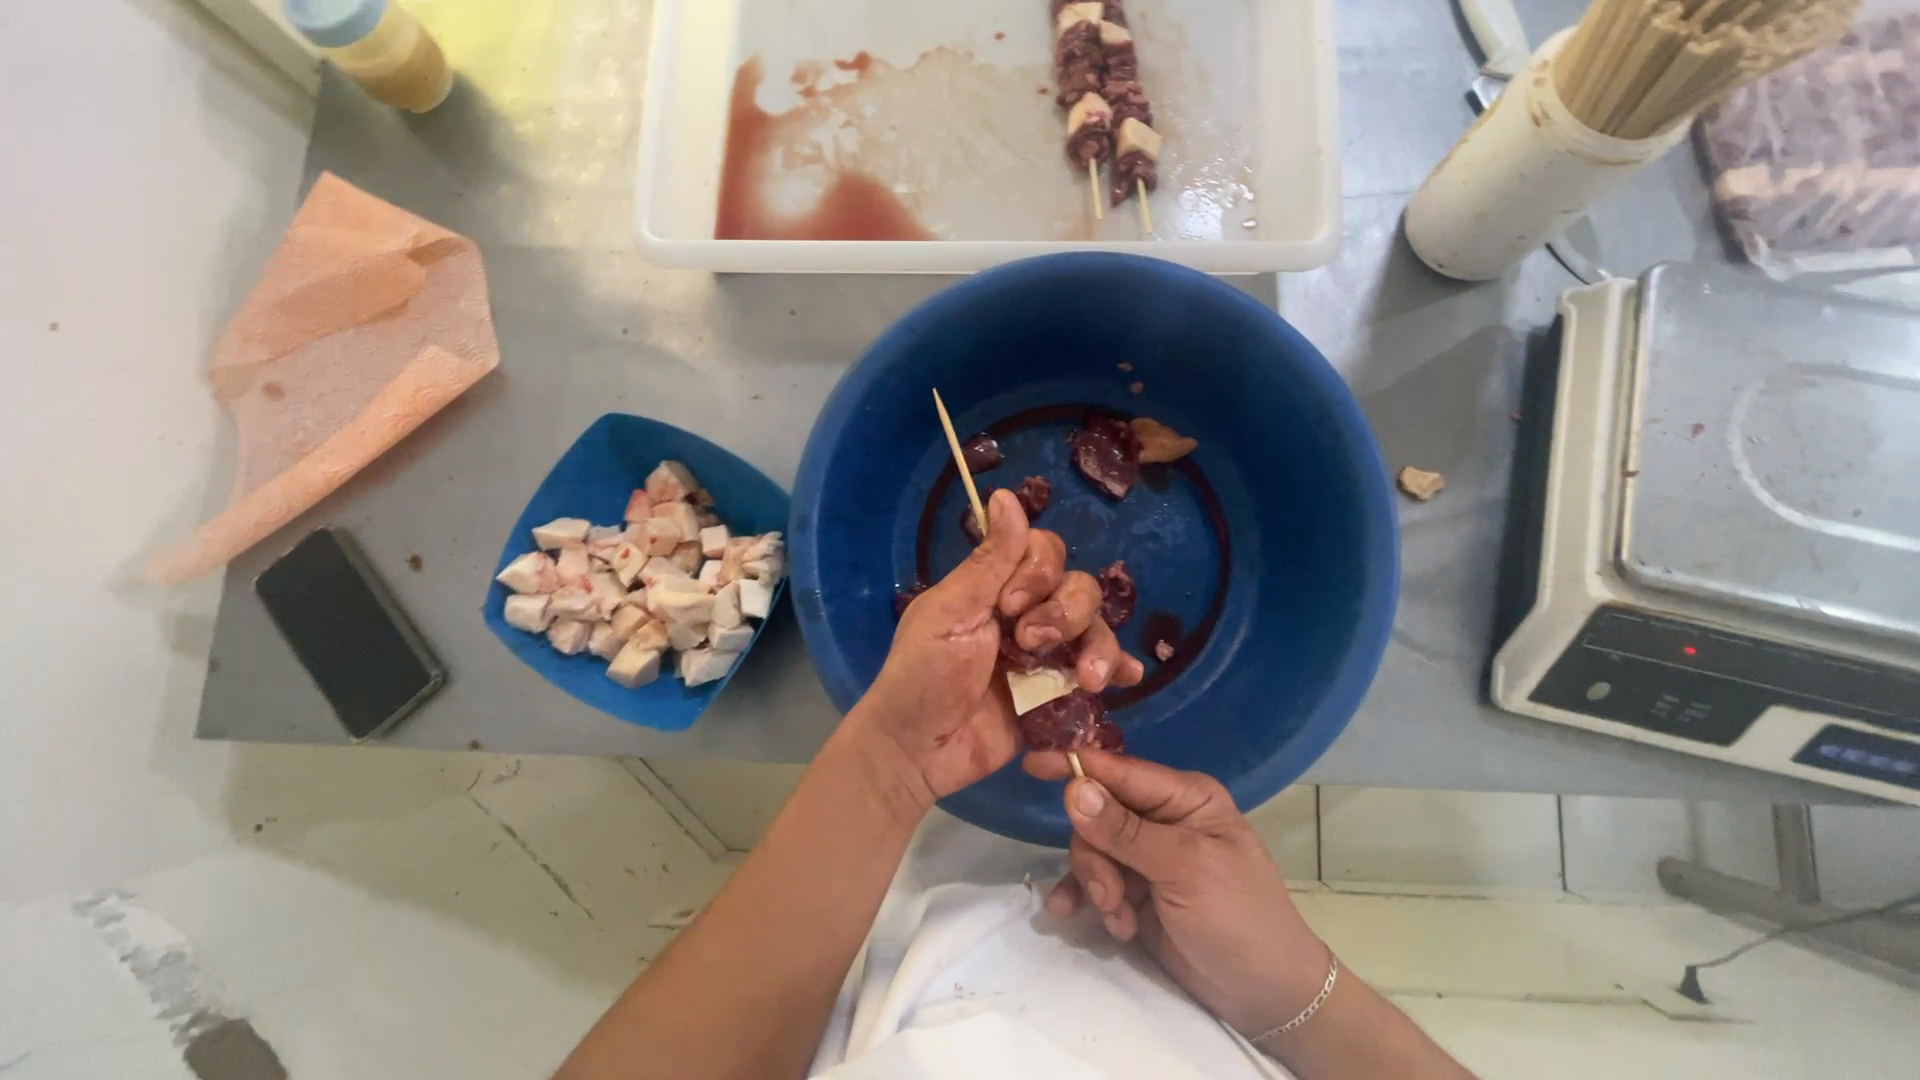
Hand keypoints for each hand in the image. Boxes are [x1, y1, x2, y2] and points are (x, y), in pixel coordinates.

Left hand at [858, 490, 1144, 799]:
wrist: (918, 751)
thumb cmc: (921, 676)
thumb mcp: (949, 613)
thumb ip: (988, 561)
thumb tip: (1006, 494)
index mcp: (994, 588)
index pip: (1043, 552)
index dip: (1038, 574)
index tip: (1010, 605)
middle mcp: (1025, 614)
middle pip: (1077, 587)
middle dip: (1065, 612)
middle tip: (1030, 643)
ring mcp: (1045, 655)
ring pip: (1094, 627)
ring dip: (1096, 645)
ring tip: (1084, 679)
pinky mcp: (1056, 693)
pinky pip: (1097, 671)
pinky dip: (1118, 669)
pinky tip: (1128, 677)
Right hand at [1025, 748, 1330, 1037]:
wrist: (1266, 996)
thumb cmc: (1238, 917)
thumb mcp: (1184, 869)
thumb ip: (1125, 831)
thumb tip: (1074, 788)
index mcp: (1184, 797)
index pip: (1119, 771)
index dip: (1075, 766)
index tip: (1031, 764)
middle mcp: (1162, 819)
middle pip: (1097, 815)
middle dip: (1095, 855)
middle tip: (1109, 893)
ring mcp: (1148, 857)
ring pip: (1092, 851)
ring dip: (1096, 885)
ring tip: (1116, 918)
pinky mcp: (1137, 891)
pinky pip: (1095, 882)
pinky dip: (1087, 899)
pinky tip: (1079, 919)